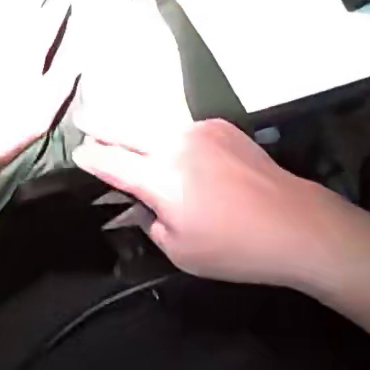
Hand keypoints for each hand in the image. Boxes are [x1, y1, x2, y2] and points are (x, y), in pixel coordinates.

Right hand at [72, 119, 351, 288]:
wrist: (292, 221)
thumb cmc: (234, 247)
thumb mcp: (180, 251)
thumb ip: (151, 220)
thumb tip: (142, 201)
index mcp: (160, 179)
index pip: (112, 162)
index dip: (91, 157)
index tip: (77, 152)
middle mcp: (174, 144)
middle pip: (127, 127)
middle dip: (102, 124)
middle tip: (84, 118)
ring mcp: (199, 130)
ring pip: (157, 125)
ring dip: (140, 130)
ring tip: (128, 134)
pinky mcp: (220, 125)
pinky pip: (186, 129)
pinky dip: (176, 138)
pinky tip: (185, 156)